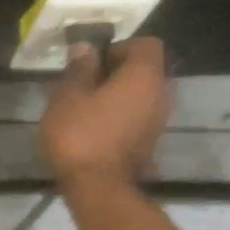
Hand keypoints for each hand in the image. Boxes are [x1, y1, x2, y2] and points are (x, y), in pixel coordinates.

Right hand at [40, 36, 170, 187]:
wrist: (98, 185)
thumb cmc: (80, 134)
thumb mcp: (68, 97)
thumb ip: (79, 69)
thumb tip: (86, 48)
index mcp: (144, 76)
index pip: (146, 44)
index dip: (118, 47)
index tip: (91, 63)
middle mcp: (161, 93)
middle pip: (144, 70)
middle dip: (114, 72)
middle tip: (81, 85)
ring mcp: (158, 119)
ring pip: (140, 93)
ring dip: (115, 94)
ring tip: (83, 108)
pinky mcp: (149, 139)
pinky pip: (136, 114)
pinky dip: (118, 113)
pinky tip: (92, 127)